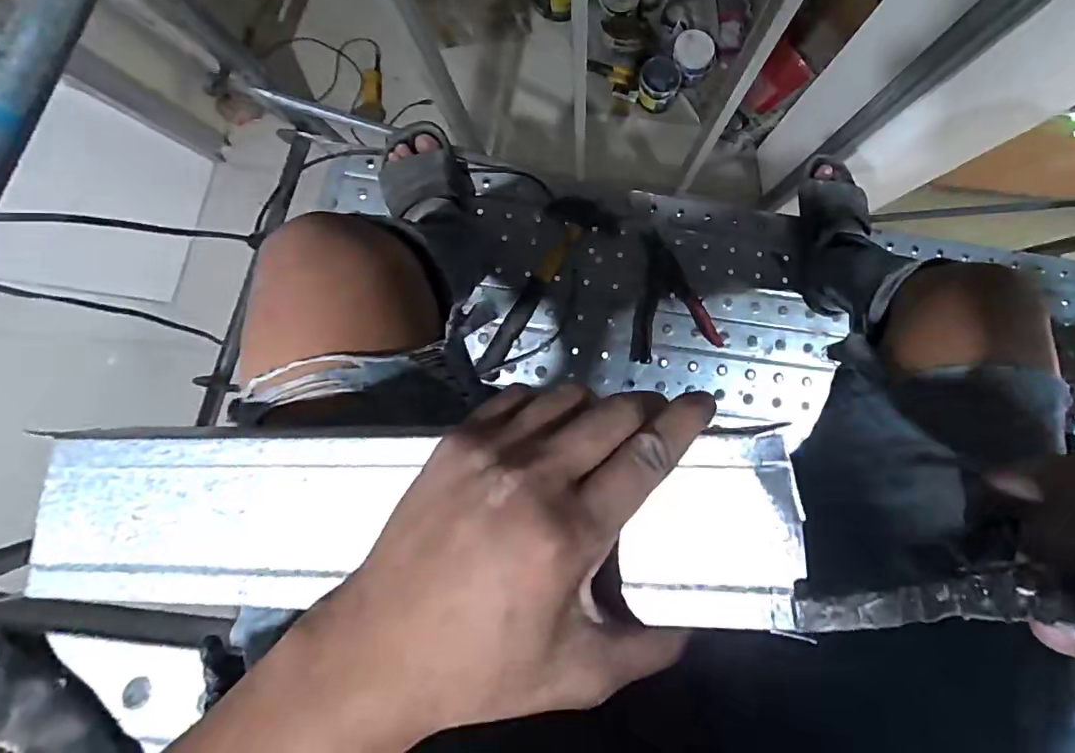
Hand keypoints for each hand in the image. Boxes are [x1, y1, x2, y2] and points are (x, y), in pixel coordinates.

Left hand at [177, 384, 714, 751]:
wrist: (371, 652)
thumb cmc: (478, 668)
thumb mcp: (572, 678)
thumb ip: (644, 653)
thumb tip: (692, 629)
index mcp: (569, 533)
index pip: (645, 456)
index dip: (682, 422)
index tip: (703, 403)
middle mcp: (535, 478)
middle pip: (616, 413)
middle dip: (648, 409)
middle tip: (655, 423)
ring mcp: (491, 451)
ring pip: (571, 396)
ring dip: (598, 407)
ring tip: (600, 431)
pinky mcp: (457, 440)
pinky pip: (521, 397)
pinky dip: (546, 405)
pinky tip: (545, 430)